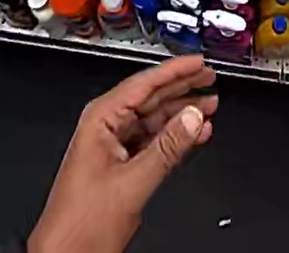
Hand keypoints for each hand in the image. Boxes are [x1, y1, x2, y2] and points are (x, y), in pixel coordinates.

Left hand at [28, 55, 217, 252]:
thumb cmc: (79, 225)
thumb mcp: (131, 183)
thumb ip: (167, 148)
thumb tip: (193, 117)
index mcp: (101, 118)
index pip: (145, 83)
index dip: (175, 70)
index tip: (197, 62)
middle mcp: (107, 126)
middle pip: (152, 97)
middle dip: (183, 87)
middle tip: (208, 76)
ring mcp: (115, 146)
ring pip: (156, 119)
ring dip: (183, 114)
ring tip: (209, 105)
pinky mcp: (122, 165)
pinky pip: (154, 142)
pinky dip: (176, 138)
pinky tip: (195, 135)